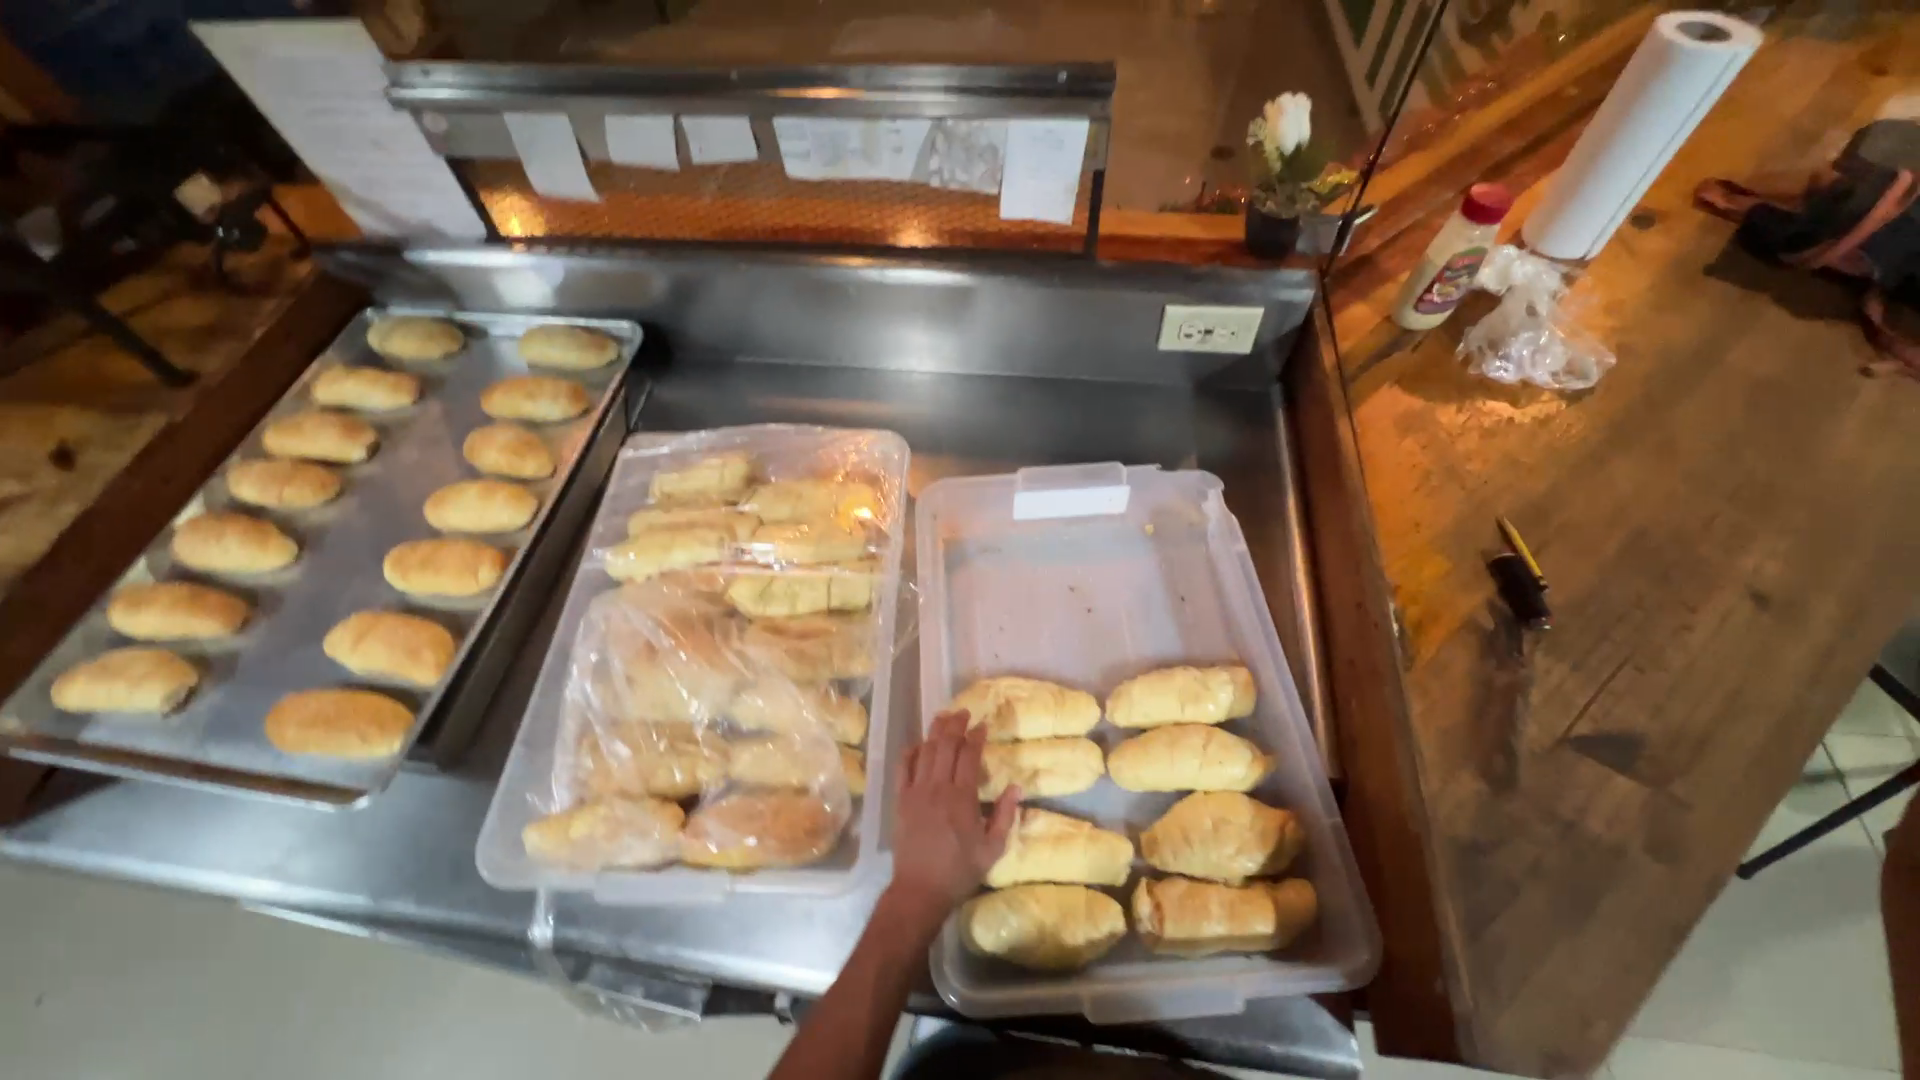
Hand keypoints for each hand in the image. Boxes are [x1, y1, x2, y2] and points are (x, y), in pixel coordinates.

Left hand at [887, 709, 1018, 927]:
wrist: (920, 889)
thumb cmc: (960, 871)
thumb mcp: (993, 848)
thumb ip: (1005, 815)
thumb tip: (1016, 786)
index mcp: (962, 797)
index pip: (969, 755)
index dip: (976, 736)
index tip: (982, 725)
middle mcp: (937, 787)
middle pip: (946, 745)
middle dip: (956, 725)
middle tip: (963, 712)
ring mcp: (915, 791)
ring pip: (925, 751)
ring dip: (935, 731)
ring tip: (944, 717)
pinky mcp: (900, 800)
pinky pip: (903, 767)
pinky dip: (911, 751)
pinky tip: (918, 743)